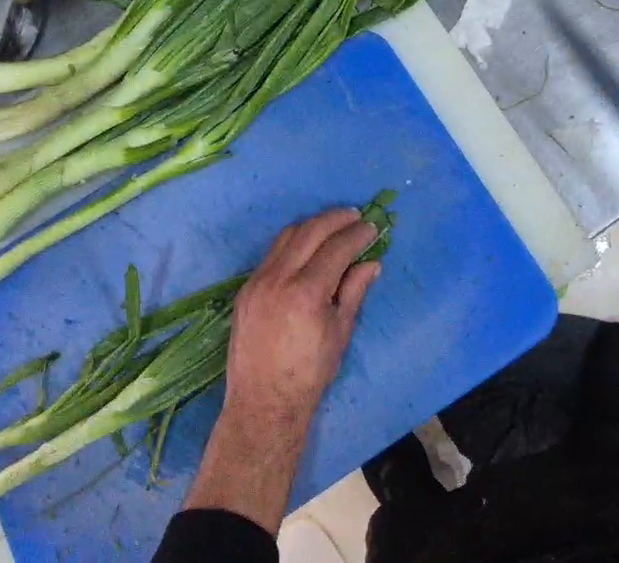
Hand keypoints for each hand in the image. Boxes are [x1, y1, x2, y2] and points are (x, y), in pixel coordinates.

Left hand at [225, 208, 382, 430]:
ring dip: (312, 226)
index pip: (336, 248)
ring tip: (333, 225)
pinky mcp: (246, 289)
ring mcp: (257, 282)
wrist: (264, 402)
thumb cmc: (310, 373)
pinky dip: (293, 243)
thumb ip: (354, 291)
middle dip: (335, 219)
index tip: (372, 227)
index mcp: (306, 292)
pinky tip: (308, 248)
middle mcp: (278, 279)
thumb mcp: (340, 332)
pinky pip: (272, 254)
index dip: (357, 234)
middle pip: (310, 231)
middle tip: (355, 215)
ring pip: (287, 237)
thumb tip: (371, 262)